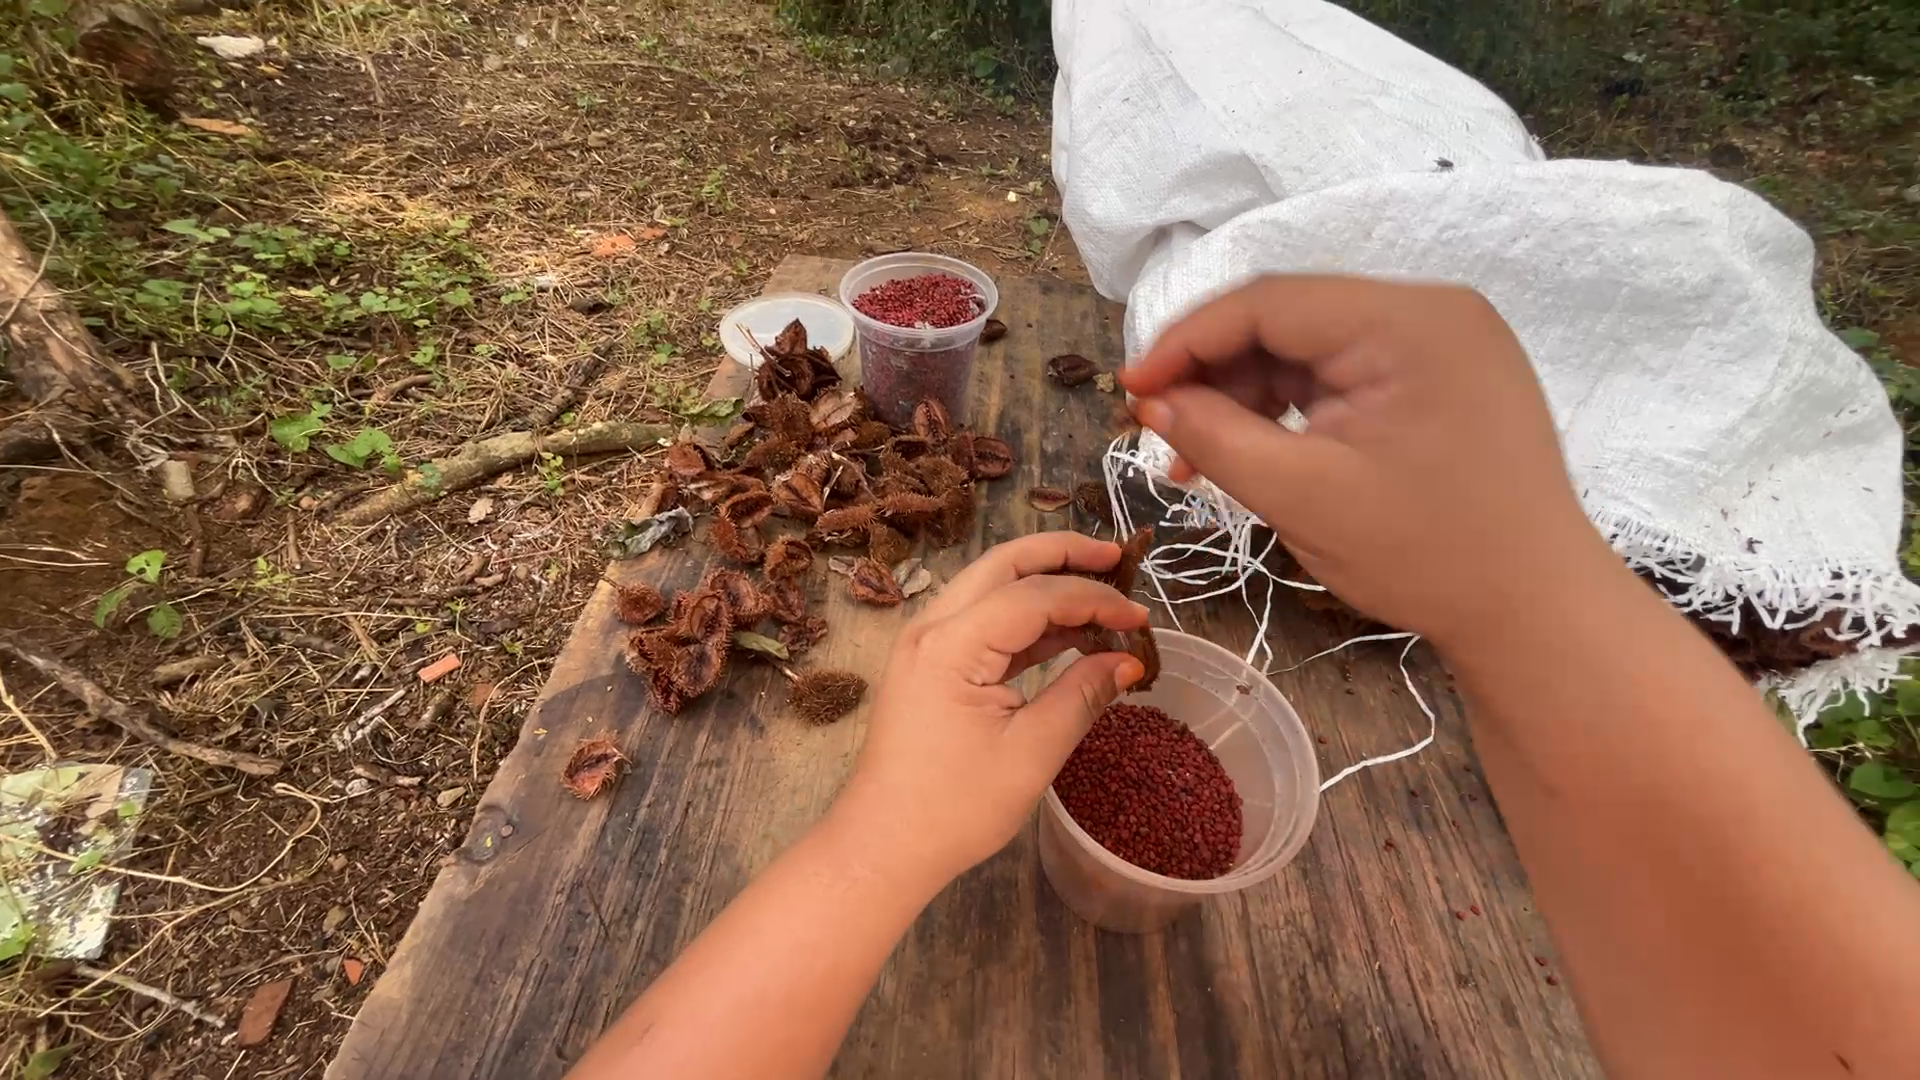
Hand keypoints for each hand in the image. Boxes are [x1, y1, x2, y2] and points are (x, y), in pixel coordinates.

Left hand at [834, 532, 1149, 886]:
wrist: (885, 845)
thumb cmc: (955, 808)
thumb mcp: (1031, 753)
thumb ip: (1082, 695)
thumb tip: (1129, 661)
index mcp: (950, 644)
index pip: (1033, 596)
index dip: (1092, 598)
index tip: (1139, 616)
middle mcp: (932, 627)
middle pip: (1003, 565)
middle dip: (1062, 554)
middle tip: (1117, 558)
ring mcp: (928, 642)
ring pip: (992, 587)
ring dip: (1045, 584)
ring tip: (1102, 592)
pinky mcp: (933, 663)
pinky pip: (985, 623)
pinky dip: (1028, 621)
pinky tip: (1069, 633)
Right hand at [1120, 275, 1615, 648]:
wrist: (1532, 612)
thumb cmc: (1423, 553)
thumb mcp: (1299, 493)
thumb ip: (1214, 436)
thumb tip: (1149, 403)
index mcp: (1406, 322)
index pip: (1266, 302)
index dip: (1185, 342)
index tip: (1128, 388)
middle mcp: (1425, 314)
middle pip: (1284, 324)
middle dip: (1210, 377)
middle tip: (1156, 430)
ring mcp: (1433, 347)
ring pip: (1302, 355)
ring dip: (1239, 401)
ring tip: (1193, 461)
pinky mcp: (1430, 382)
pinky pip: (1333, 381)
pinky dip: (1281, 415)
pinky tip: (1246, 454)